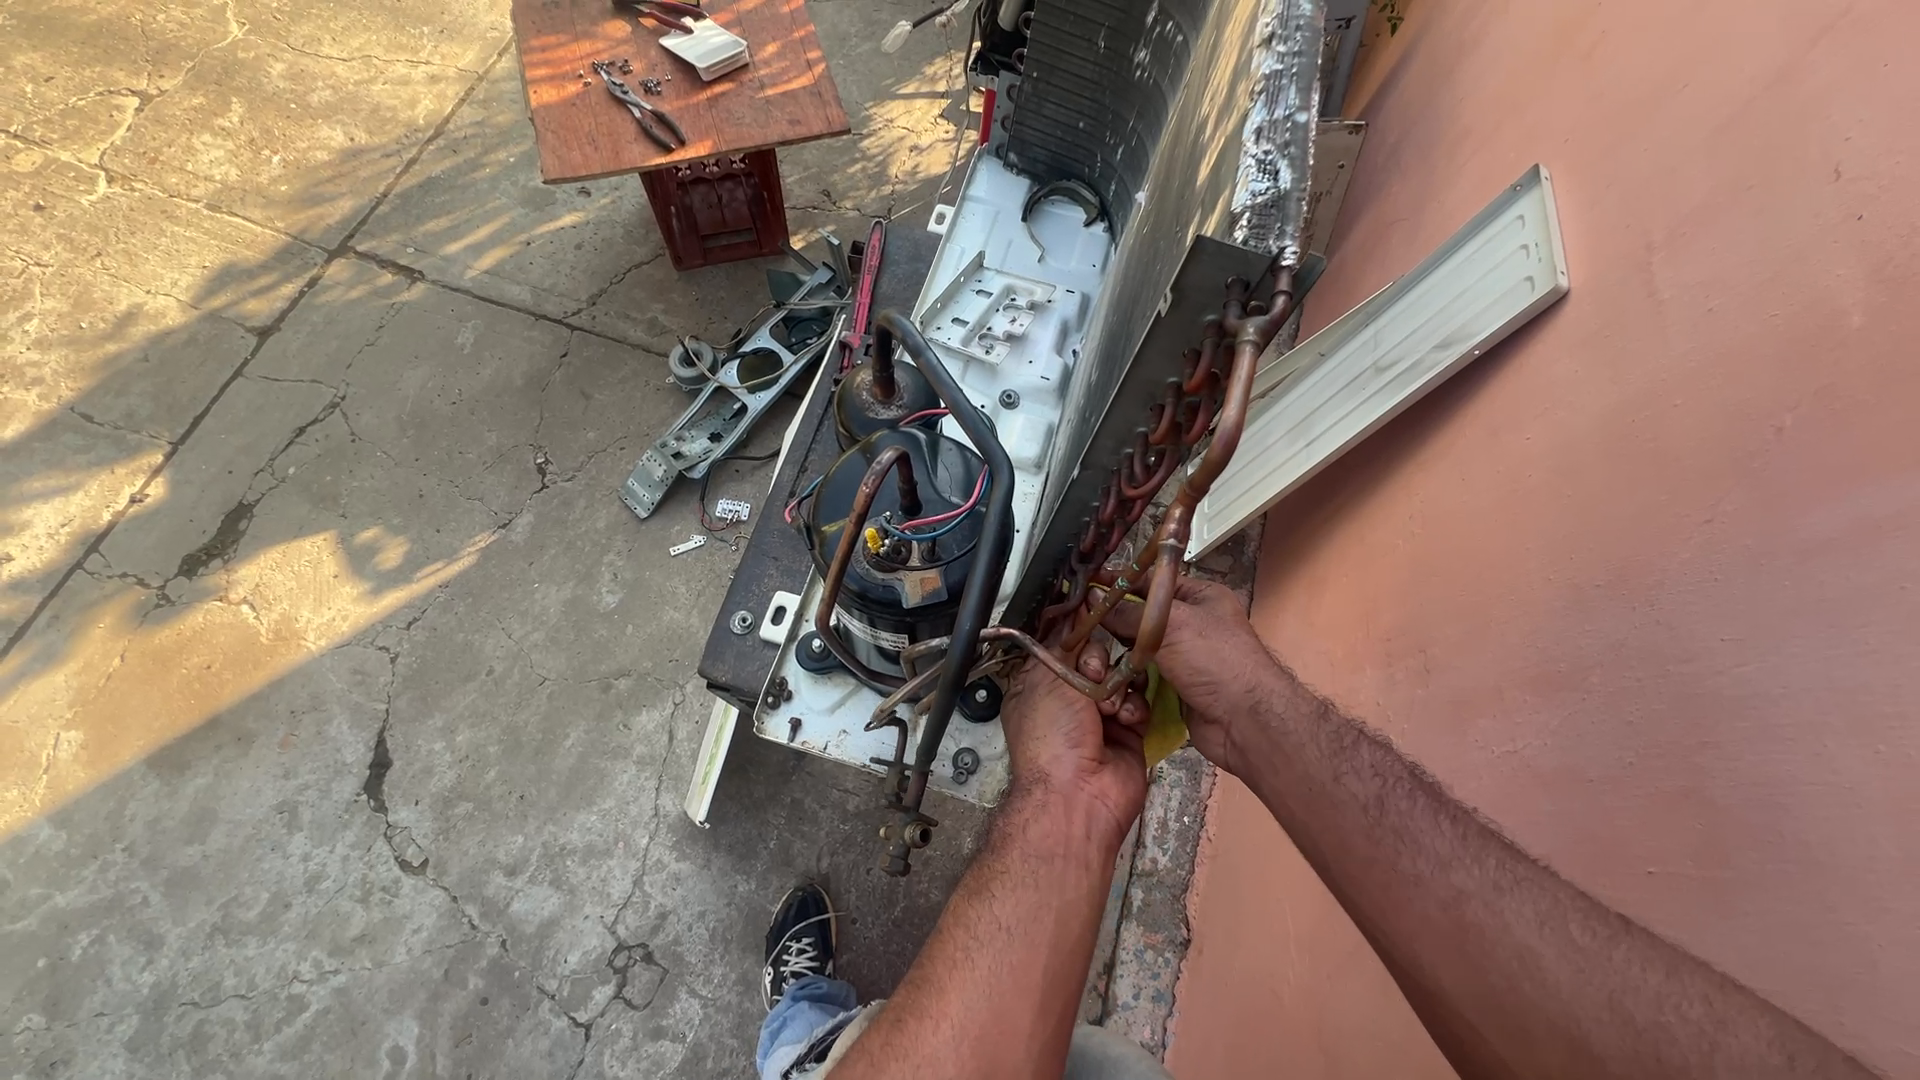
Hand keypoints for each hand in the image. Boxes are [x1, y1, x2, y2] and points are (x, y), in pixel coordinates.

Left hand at [999, 634, 1151, 846]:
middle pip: (1096, 658)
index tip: (1090, 624)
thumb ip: (1066, 642)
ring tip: (1110, 706)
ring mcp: (1099, 717)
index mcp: (1037, 686)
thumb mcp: (1048, 678)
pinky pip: (1140, 703)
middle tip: (1095, 675)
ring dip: (1119, 686)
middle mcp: (1067, 700)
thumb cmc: (1050, 737)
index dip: (1077, 635)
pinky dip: (1135, 708)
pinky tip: (1126, 720)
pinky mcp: (1128, 733)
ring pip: (1121, 678)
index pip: (1061, 646)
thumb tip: (1074, 611)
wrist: (1078, 795)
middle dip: (1099, 662)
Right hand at [1102, 576, 1280, 777]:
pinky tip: (1108, 678)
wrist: (1245, 721)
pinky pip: (1144, 676)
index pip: (1155, 581)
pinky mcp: (1176, 687)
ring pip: (1141, 649)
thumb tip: (1093, 597)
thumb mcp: (1172, 625)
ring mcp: (1185, 658)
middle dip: (1116, 621)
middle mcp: (1194, 624)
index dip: (1124, 582)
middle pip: (1145, 617)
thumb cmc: (1216, 660)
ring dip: (1121, 654)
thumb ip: (1130, 613)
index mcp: (1202, 598)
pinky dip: (1129, 678)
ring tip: (1092, 654)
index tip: (1091, 584)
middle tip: (1083, 621)